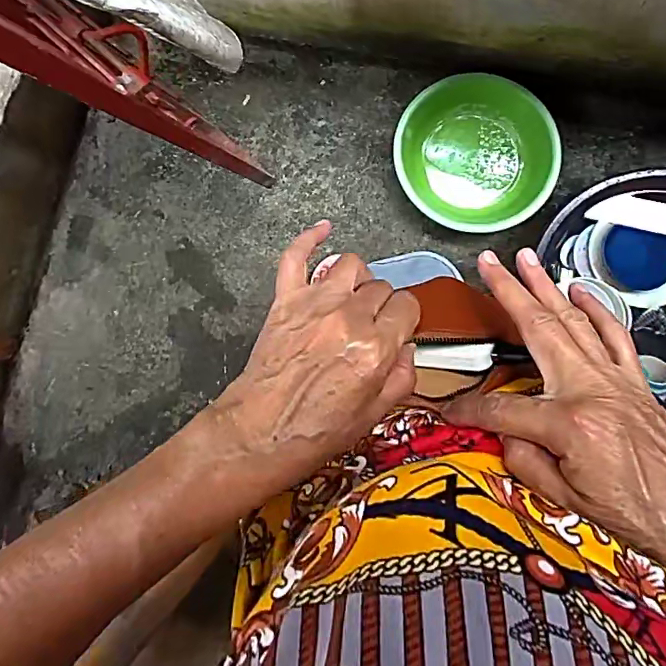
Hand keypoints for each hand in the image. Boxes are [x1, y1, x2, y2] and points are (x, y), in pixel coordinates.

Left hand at [210, 222, 418, 485]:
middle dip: (383, 304)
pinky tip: (322, 229)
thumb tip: (407, 350)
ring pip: (351, 264)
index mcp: (375, 348)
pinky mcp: (286, 300)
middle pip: (382, 287)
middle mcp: (348, 319)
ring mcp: (315, 304)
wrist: (258, 436)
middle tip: (373, 324)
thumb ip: (401, 377)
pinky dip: (309, 238)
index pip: (408, 307)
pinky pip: (296, 256)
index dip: (406, 318)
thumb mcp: (373, 416)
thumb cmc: (312, 432)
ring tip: (354, 295)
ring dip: (358, 278)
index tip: (399, 327)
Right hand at [444, 248, 665, 561]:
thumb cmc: (637, 513)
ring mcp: (614, 378)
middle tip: (491, 265)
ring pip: (573, 318)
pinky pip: (613, 333)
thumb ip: (525, 461)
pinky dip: (596, 308)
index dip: (470, 409)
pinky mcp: (633, 380)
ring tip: (527, 261)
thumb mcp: (565, 498)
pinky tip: (580, 292)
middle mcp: (591, 388)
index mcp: (568, 423)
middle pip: (538, 328)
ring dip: (546, 285)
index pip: (502, 409)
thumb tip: (505, 435)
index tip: (453, 409)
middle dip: (509, 290)